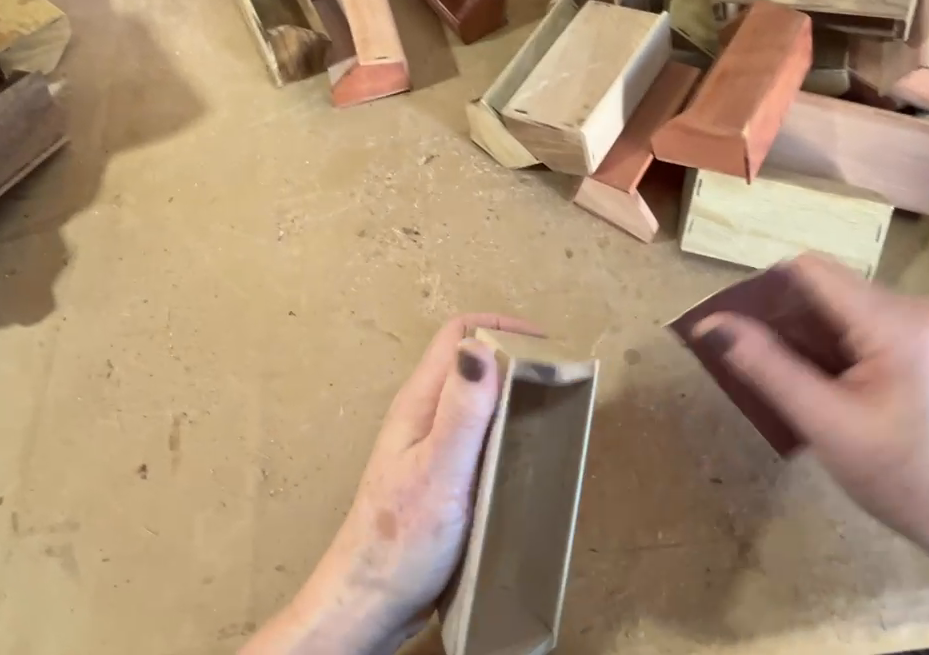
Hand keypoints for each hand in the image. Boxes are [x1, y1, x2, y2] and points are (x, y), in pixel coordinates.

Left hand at [243, 313, 544, 654]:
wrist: (370, 602)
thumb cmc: (402, 539)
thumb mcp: (439, 471)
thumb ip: (461, 411)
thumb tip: (479, 346)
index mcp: (419, 401)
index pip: (456, 335)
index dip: (499, 326)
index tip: (545, 344)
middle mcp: (423, 414)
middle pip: (468, 363)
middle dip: (512, 358)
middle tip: (558, 379)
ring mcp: (429, 445)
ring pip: (473, 399)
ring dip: (510, 394)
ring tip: (551, 412)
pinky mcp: (439, 475)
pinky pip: (475, 434)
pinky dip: (504, 428)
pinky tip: (526, 452)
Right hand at [690, 254, 928, 573]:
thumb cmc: (908, 482)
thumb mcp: (826, 424)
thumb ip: (765, 366)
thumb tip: (708, 323)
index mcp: (900, 321)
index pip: (809, 270)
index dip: (764, 293)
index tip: (740, 333)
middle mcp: (922, 306)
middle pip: (827, 288)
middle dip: (787, 322)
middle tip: (764, 369)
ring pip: (843, 305)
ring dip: (811, 336)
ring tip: (800, 385)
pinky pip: (866, 321)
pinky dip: (837, 346)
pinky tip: (833, 387)